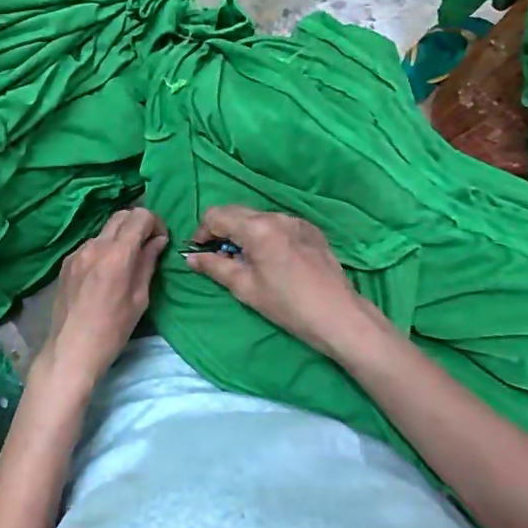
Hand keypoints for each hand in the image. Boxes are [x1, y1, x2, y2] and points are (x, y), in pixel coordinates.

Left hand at [42, 207, 168, 383]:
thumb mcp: (139, 298)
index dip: (155, 223)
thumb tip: (158, 240)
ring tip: (126, 263)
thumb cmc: (112, 330)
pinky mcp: (66, 263)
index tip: (160, 240)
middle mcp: (95, 246)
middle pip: (122, 215)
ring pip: (105, 230)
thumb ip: (148, 263)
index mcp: (116, 254)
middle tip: (147, 245)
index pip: (140, 216)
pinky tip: (105, 274)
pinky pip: (91, 245)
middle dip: (139, 224)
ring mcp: (77, 253)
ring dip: (120, 237)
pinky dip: (104, 249)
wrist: (71, 351)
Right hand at [183, 205, 389, 360]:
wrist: (337, 315)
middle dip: (222, 230)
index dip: (202, 232)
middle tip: (219, 257)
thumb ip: (215, 267)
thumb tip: (190, 257)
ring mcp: (296, 220)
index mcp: (257, 227)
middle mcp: (276, 216)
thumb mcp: (245, 287)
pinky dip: (266, 234)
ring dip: (244, 232)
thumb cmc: (287, 305)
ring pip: (258, 217)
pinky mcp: (311, 229)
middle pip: (236, 212)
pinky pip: (278, 224)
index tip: (200, 253)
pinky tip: (271, 259)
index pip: (216, 215)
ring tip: (246, 260)